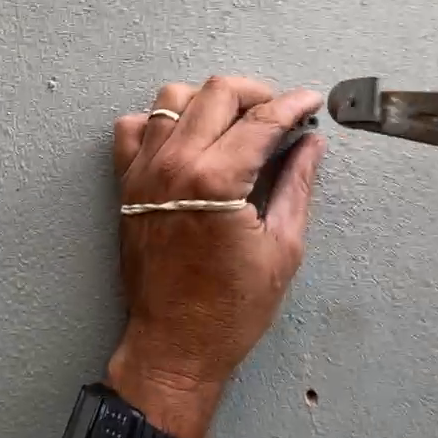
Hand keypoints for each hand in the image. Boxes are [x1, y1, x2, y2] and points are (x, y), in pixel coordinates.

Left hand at [106, 77, 326, 437]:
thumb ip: (297, 184)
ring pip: (172, 97)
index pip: (261, 120)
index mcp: (216, 181)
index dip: (292, 105)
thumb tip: (310, 144)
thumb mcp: (282, 247)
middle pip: (216, 91)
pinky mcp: (126, 183)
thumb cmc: (230, 309)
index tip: (308, 101)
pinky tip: (185, 138)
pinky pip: (133, 127)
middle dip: (255, 93)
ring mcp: (144, 171)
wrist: (174, 346)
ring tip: (233, 120)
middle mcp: (175, 165)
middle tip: (276, 112)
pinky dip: (159, 121)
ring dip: (208, 99)